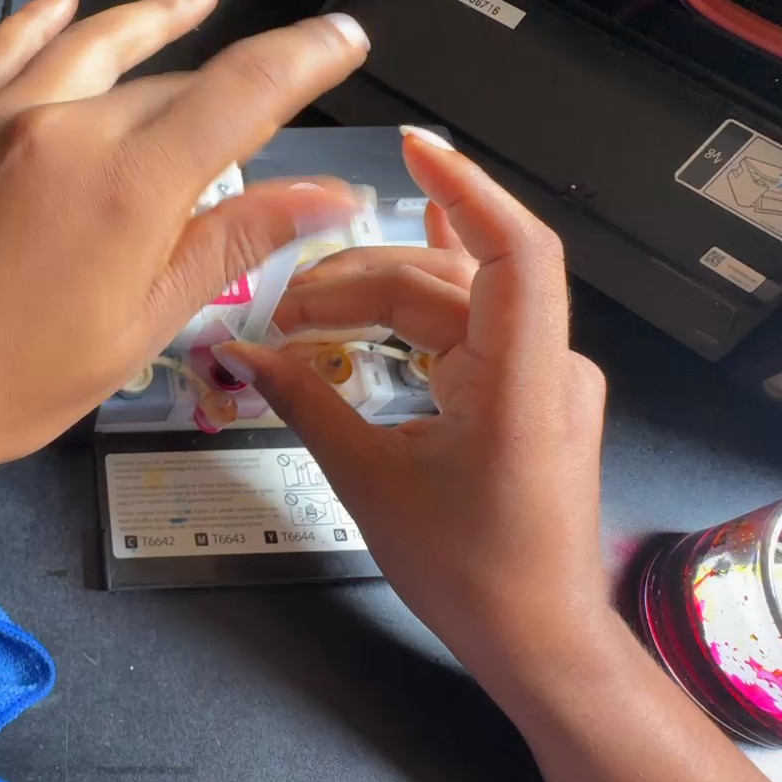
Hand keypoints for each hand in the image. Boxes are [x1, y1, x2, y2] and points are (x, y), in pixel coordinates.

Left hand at [0, 0, 371, 504]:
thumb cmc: (18, 384)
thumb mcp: (140, 326)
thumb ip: (230, 243)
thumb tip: (326, 196)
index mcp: (129, 186)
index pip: (242, 93)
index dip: (305, 59)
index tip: (345, 42)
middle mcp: (69, 128)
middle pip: (173, 82)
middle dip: (232, 81)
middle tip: (276, 81)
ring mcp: (2, 119)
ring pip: (95, 46)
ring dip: (153, 16)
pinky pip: (6, 51)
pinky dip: (42, 19)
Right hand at [213, 129, 608, 681]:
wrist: (532, 634)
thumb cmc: (461, 567)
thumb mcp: (366, 478)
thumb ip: (303, 399)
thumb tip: (238, 353)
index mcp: (518, 383)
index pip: (515, 255)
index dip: (466, 190)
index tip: (412, 147)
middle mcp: (544, 362)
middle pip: (445, 280)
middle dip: (355, 282)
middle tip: (280, 308)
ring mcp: (537, 373)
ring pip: (449, 301)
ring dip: (374, 297)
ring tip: (303, 312)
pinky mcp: (521, 387)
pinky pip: (470, 320)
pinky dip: (431, 287)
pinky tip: (415, 242)